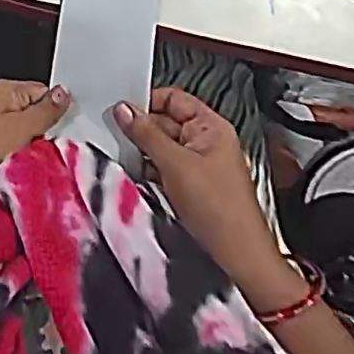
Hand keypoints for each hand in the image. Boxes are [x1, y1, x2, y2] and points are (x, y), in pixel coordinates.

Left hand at [0, 80, 70, 185]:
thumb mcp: (22, 128)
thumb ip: (46, 110)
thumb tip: (64, 93)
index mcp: (8, 89)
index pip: (45, 92)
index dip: (54, 111)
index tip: (57, 129)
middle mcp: (0, 100)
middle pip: (37, 109)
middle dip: (43, 127)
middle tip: (39, 142)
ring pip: (28, 127)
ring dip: (32, 142)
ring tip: (26, 153)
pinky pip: (16, 139)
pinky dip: (20, 150)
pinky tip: (17, 159)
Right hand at [117, 89, 297, 306]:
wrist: (236, 254)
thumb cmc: (219, 208)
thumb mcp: (175, 163)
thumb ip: (146, 133)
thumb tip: (125, 110)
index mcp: (211, 126)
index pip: (174, 98)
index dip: (148, 101)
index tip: (122, 111)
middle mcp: (206, 141)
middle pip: (166, 122)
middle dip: (142, 130)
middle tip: (117, 136)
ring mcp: (199, 164)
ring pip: (163, 147)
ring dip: (144, 153)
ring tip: (128, 159)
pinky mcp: (192, 186)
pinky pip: (165, 169)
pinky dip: (150, 171)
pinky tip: (139, 178)